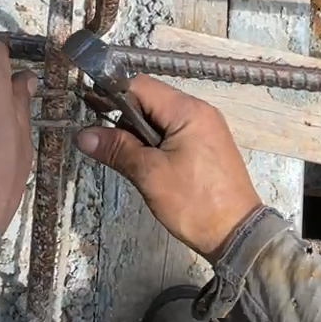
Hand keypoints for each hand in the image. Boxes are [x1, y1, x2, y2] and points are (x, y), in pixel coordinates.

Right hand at [75, 77, 261, 258]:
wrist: (238, 236)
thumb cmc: (193, 202)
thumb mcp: (149, 174)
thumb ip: (116, 149)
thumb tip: (82, 135)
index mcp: (187, 110)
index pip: (140, 85)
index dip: (113, 95)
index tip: (91, 112)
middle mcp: (199, 111)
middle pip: (150, 99)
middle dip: (124, 117)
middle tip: (107, 143)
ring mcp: (206, 128)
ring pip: (160, 117)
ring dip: (138, 132)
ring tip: (126, 157)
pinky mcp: (207, 146)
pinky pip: (174, 132)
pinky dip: (155, 142)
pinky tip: (146, 163)